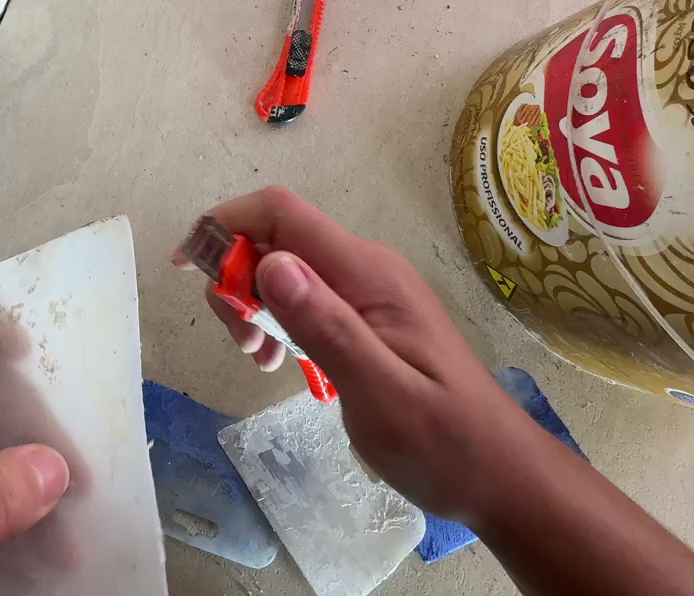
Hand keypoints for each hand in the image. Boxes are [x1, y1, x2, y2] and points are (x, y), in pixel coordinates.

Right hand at [188, 187, 547, 524]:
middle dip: (237, 278)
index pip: (282, 212)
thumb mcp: (381, 393)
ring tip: (261, 358)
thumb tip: (269, 262)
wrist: (505, 480)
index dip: (226, 223)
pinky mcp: (361, 311)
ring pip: (281, 267)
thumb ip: (326, 325)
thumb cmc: (446, 444)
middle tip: (242, 340)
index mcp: (367, 272)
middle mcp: (362, 266)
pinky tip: (280, 359)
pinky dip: (274, 319)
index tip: (188, 265)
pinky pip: (299, 294)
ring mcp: (363, 288)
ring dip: (252, 303)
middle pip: (274, 239)